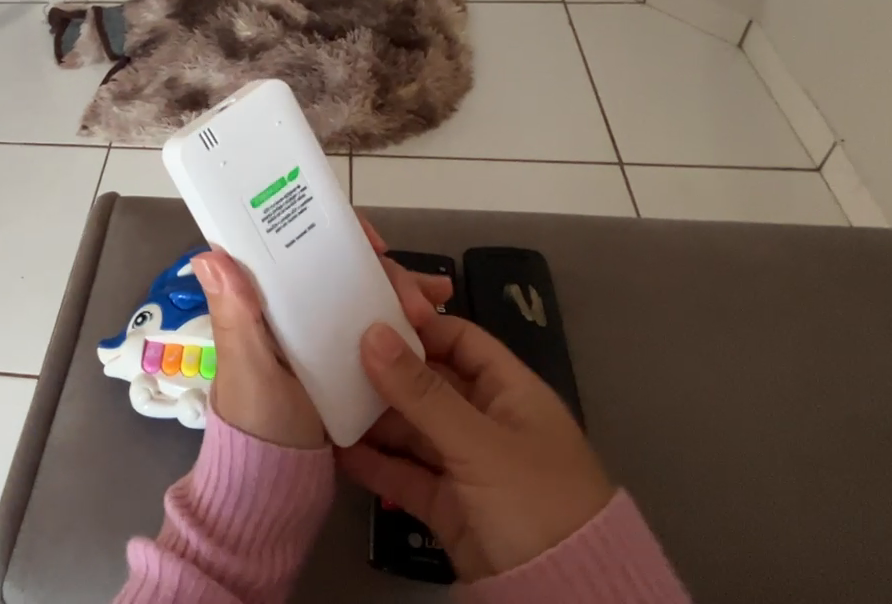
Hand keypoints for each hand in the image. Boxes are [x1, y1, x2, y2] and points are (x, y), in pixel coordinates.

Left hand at [191, 218, 453, 449]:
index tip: (368, 238)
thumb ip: (235, 317)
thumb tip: (209, 255)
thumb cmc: (257, 424)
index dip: (328, 228)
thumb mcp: (247, 370)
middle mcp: (290, 304)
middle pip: (336, 262)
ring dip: (399, 285)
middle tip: (416, 294)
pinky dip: (404, 312)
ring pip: (361, 287)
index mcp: (259, 299)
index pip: (290, 243)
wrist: (279, 486)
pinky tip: (435, 313)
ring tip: (435, 300)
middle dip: (380, 266)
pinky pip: (375, 320)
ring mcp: (319, 328)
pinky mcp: (343, 353)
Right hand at [337, 316, 613, 581]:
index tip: (367, 315)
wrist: (567, 601)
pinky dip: (375, 463)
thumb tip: (372, 332)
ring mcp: (466, 465)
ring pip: (412, 429)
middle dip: (385, 371)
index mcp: (510, 392)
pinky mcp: (447, 505)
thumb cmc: (535, 501)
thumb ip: (422, 391)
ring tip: (324, 398)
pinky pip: (405, 473)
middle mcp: (486, 421)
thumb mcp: (479, 443)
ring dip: (374, 417)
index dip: (418, 325)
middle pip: (429, 383)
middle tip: (331, 355)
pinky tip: (338, 449)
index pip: (460, 340)